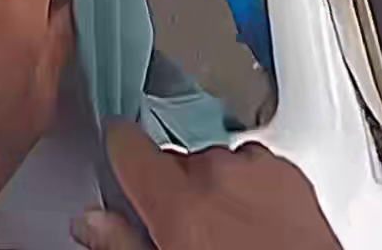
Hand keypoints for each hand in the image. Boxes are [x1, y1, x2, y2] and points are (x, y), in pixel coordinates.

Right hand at [70, 122, 341, 249]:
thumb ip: (126, 245)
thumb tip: (91, 222)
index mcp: (180, 205)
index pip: (127, 143)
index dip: (117, 149)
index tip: (116, 156)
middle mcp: (217, 174)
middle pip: (173, 161)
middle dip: (173, 191)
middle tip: (185, 236)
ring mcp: (256, 168)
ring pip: (214, 163)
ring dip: (214, 189)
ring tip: (229, 238)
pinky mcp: (290, 172)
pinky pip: (253, 166)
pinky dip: (249, 187)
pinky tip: (258, 227)